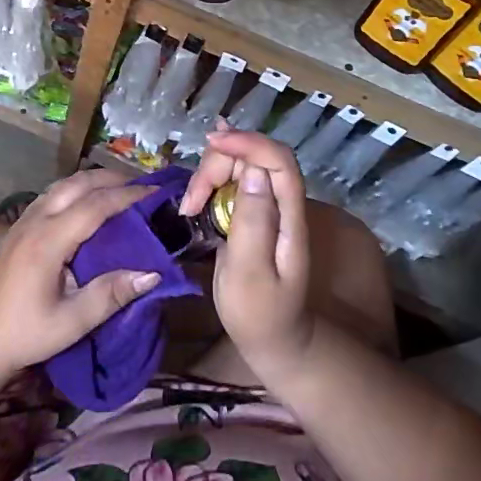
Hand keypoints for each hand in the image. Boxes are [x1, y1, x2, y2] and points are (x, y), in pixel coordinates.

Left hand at [0, 170, 159, 379]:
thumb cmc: (24, 335)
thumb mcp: (71, 323)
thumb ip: (111, 295)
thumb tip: (153, 272)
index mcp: (48, 241)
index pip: (95, 205)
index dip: (127, 195)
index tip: (156, 192)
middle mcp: (35, 222)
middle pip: (78, 183)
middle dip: (113, 179)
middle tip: (143, 186)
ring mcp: (23, 222)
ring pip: (63, 185)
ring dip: (94, 180)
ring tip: (121, 189)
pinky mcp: (17, 229)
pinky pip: (52, 194)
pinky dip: (77, 189)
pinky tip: (88, 203)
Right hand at [180, 127, 316, 377]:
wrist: (273, 338)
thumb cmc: (259, 313)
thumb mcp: (250, 274)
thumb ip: (252, 221)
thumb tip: (252, 171)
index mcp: (290, 215)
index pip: (278, 160)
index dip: (249, 142)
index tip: (212, 144)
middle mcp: (282, 201)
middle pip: (254, 155)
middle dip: (218, 163)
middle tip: (191, 203)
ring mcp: (266, 204)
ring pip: (239, 163)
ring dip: (209, 174)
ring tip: (190, 207)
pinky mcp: (249, 210)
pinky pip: (231, 179)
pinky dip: (210, 179)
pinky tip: (197, 185)